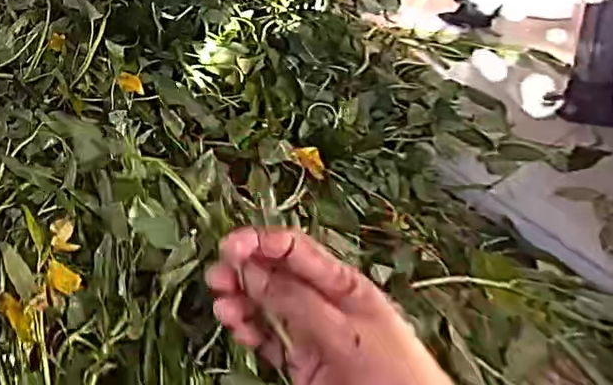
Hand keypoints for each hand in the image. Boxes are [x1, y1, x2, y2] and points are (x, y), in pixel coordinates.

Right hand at [206, 227, 452, 384]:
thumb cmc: (396, 380)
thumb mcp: (347, 335)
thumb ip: (295, 299)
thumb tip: (246, 268)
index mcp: (342, 286)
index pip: (291, 247)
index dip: (257, 241)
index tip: (228, 247)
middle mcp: (322, 302)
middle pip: (270, 272)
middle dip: (240, 272)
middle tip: (217, 280)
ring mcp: (311, 331)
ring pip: (261, 302)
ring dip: (238, 300)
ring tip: (224, 311)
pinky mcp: (301, 360)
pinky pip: (265, 333)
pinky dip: (246, 327)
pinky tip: (237, 329)